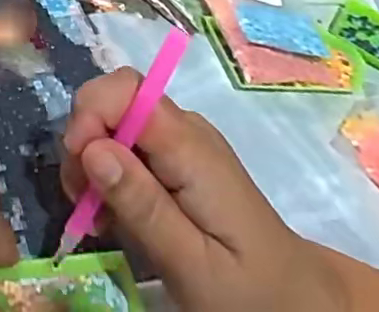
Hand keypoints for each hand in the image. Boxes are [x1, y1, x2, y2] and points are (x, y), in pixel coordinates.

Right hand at [60, 69, 345, 311]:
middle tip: (80, 197)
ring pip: (114, 118)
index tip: (77, 164)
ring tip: (93, 213)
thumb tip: (92, 148)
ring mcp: (180, 140)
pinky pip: (126, 141)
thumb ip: (142, 206)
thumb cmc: (250, 292)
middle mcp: (184, 129)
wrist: (300, 303)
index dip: (91, 113)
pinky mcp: (175, 157)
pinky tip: (110, 210)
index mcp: (191, 147)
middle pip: (114, 98)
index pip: (126, 88)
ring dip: (89, 158)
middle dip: (83, 137)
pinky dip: (105, 169)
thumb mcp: (193, 265)